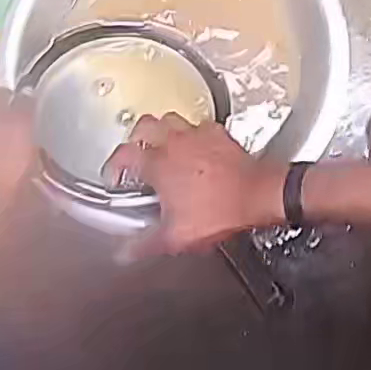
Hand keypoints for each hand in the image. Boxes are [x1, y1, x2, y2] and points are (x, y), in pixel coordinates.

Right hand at [103, 114, 282, 258]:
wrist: (257, 195)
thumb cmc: (221, 210)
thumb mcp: (176, 236)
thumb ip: (145, 243)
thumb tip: (127, 251)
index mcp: (159, 164)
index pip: (123, 155)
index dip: (113, 166)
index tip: (115, 177)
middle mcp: (176, 143)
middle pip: (144, 125)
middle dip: (135, 139)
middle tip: (136, 156)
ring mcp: (198, 135)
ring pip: (170, 118)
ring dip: (162, 131)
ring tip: (161, 147)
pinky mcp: (218, 133)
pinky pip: (198, 124)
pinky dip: (191, 133)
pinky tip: (194, 147)